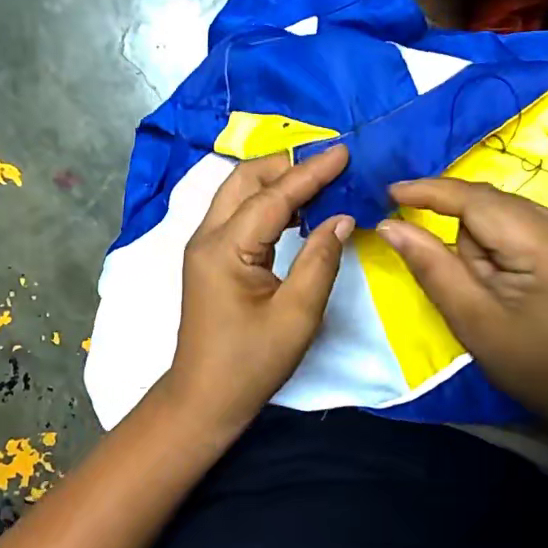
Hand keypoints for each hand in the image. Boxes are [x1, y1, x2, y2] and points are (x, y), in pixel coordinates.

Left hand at [166, 146, 354, 430]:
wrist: (204, 397)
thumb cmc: (250, 363)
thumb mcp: (296, 315)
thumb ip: (320, 261)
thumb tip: (342, 217)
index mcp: (224, 248)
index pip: (272, 196)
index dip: (310, 172)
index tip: (344, 151)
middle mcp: (206, 236)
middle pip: (244, 179)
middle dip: (287, 164)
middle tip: (331, 162)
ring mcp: (203, 246)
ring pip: (238, 193)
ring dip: (275, 181)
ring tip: (319, 179)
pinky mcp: (209, 257)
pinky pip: (238, 214)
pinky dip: (267, 202)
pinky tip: (296, 210)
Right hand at [377, 178, 547, 435]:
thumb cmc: (534, 367)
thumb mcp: (472, 320)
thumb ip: (430, 265)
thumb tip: (388, 224)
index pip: (481, 201)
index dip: (433, 192)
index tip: (390, 192)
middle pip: (494, 205)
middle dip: (464, 234)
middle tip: (463, 283)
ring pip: (506, 214)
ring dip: (483, 242)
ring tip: (493, 291)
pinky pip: (523, 224)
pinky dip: (501, 244)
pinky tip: (508, 281)